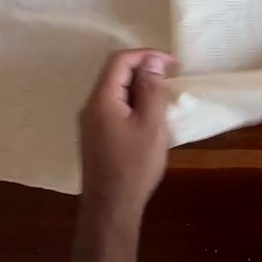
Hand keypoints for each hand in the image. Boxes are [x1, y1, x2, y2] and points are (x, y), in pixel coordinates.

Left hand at [78, 49, 174, 221]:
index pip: (119, 61)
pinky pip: (113, 107)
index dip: (146, 55)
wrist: (111, 206)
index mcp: (102, 99)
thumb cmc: (134, 165)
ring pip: (114, 92)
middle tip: (170, 78)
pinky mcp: (95, 136)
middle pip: (114, 74)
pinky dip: (133, 103)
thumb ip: (151, 89)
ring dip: (139, 88)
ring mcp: (90, 122)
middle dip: (143, 69)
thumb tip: (151, 61)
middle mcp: (90, 106)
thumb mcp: (151, 124)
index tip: (172, 63)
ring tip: (163, 96)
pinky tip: (149, 117)